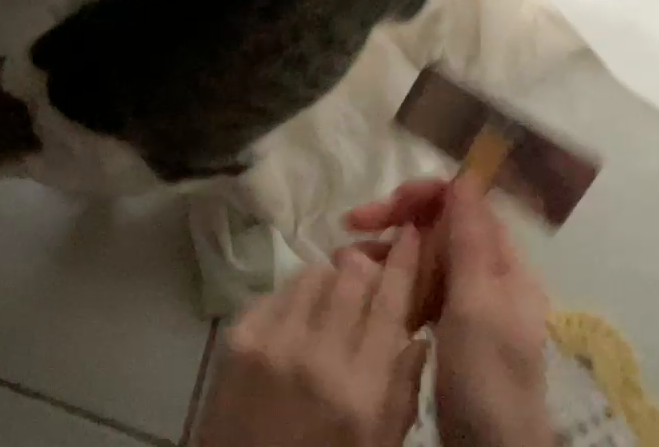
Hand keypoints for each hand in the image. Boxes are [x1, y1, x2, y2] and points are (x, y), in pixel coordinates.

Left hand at [195, 228, 430, 446]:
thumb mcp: (378, 444)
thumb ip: (403, 389)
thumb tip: (418, 332)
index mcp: (361, 390)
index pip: (390, 305)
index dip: (404, 262)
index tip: (411, 233)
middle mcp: (319, 355)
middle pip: (352, 276)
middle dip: (367, 268)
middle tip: (371, 274)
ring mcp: (274, 341)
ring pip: (313, 274)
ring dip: (330, 279)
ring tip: (332, 301)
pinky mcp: (239, 336)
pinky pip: (278, 291)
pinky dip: (295, 295)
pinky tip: (299, 318)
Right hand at [347, 180, 554, 446]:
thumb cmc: (486, 377)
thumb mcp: (477, 306)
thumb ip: (470, 241)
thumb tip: (465, 176)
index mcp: (504, 264)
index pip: (464, 203)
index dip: (423, 195)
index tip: (382, 208)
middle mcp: (489, 275)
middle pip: (441, 225)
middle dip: (397, 219)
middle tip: (350, 224)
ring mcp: (469, 302)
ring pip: (425, 255)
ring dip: (388, 249)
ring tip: (346, 260)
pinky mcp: (450, 327)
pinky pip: (420, 287)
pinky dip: (392, 280)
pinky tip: (365, 287)